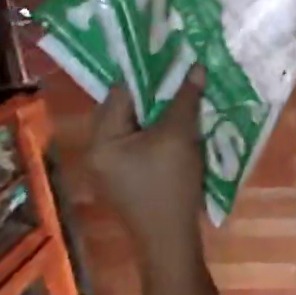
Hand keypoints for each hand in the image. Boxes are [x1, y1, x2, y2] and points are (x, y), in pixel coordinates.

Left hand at [87, 76, 206, 265]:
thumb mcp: (180, 135)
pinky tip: (181, 119)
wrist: (171, 240)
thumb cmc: (169, 185)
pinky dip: (159, 127)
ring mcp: (112, 166)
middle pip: (127, 106)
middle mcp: (99, 150)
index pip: (121, 91)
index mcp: (102, 139)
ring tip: (184, 89)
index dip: (147, 71)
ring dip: (159, 108)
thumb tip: (196, 66)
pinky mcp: (128, 176)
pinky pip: (141, 140)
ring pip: (136, 123)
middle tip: (180, 69)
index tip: (171, 54)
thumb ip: (185, 97)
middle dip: (154, 89)